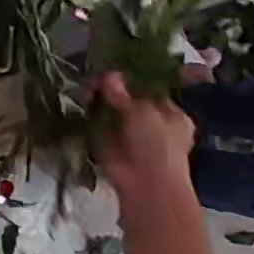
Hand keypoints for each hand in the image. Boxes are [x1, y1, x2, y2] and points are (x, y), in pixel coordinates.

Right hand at [90, 73, 194, 201]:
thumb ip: (122, 94)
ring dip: (100, 102)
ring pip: (113, 113)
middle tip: (94, 77)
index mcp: (172, 115)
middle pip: (129, 102)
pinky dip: (91, 117)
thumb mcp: (142, 112)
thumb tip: (108, 74)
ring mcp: (130, 136)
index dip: (133, 80)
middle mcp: (152, 124)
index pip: (152, 92)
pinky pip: (100, 126)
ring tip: (85, 86)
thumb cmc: (155, 144)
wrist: (145, 184)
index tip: (113, 69)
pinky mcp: (111, 146)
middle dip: (112, 91)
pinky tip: (81, 101)